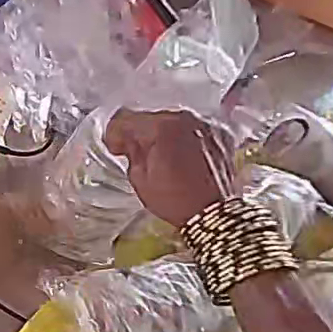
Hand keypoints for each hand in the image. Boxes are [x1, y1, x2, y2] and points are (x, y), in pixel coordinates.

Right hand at [103, 109, 237, 225]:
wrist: (213, 214)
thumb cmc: (175, 201)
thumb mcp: (140, 179)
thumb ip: (131, 152)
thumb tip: (128, 142)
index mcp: (160, 128)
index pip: (126, 119)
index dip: (114, 134)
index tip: (115, 148)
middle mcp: (183, 119)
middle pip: (150, 117)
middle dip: (138, 133)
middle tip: (133, 153)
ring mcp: (203, 125)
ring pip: (171, 122)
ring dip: (161, 135)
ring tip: (158, 157)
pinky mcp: (218, 135)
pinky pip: (190, 130)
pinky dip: (181, 139)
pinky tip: (179, 157)